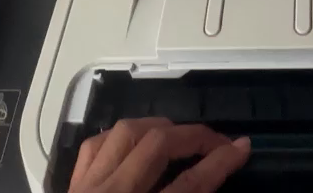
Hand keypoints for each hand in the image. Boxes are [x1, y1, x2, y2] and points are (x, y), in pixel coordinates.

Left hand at [70, 118, 250, 192]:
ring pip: (126, 134)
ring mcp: (88, 189)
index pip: (189, 187)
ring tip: (179, 135)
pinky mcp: (70, 189)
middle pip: (158, 146)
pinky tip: (133, 143)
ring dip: (158, 127)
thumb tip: (205, 186)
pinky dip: (118, 138)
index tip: (242, 148)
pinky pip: (94, 147)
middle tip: (218, 141)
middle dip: (194, 136)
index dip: (219, 163)